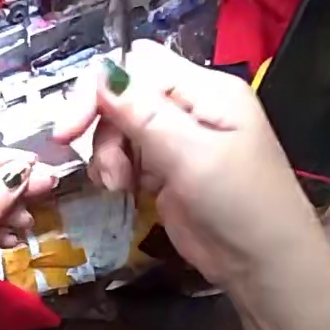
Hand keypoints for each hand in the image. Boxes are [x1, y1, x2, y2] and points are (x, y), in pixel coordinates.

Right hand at [51, 40, 329, 289]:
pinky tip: (122, 190)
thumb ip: (143, 114)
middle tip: (99, 171)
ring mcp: (175, 138)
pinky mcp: (164, 167)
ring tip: (118, 186)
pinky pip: (125, 154)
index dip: (97, 91)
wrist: (260, 263)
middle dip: (102, 130)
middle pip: (122, 96)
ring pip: (118, 127)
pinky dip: (114, 170)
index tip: (69, 132)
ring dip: (107, 155)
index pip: (137, 66)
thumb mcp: (190, 156)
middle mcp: (189, 106)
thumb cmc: (238, 204)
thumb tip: (100, 74)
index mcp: (205, 89)